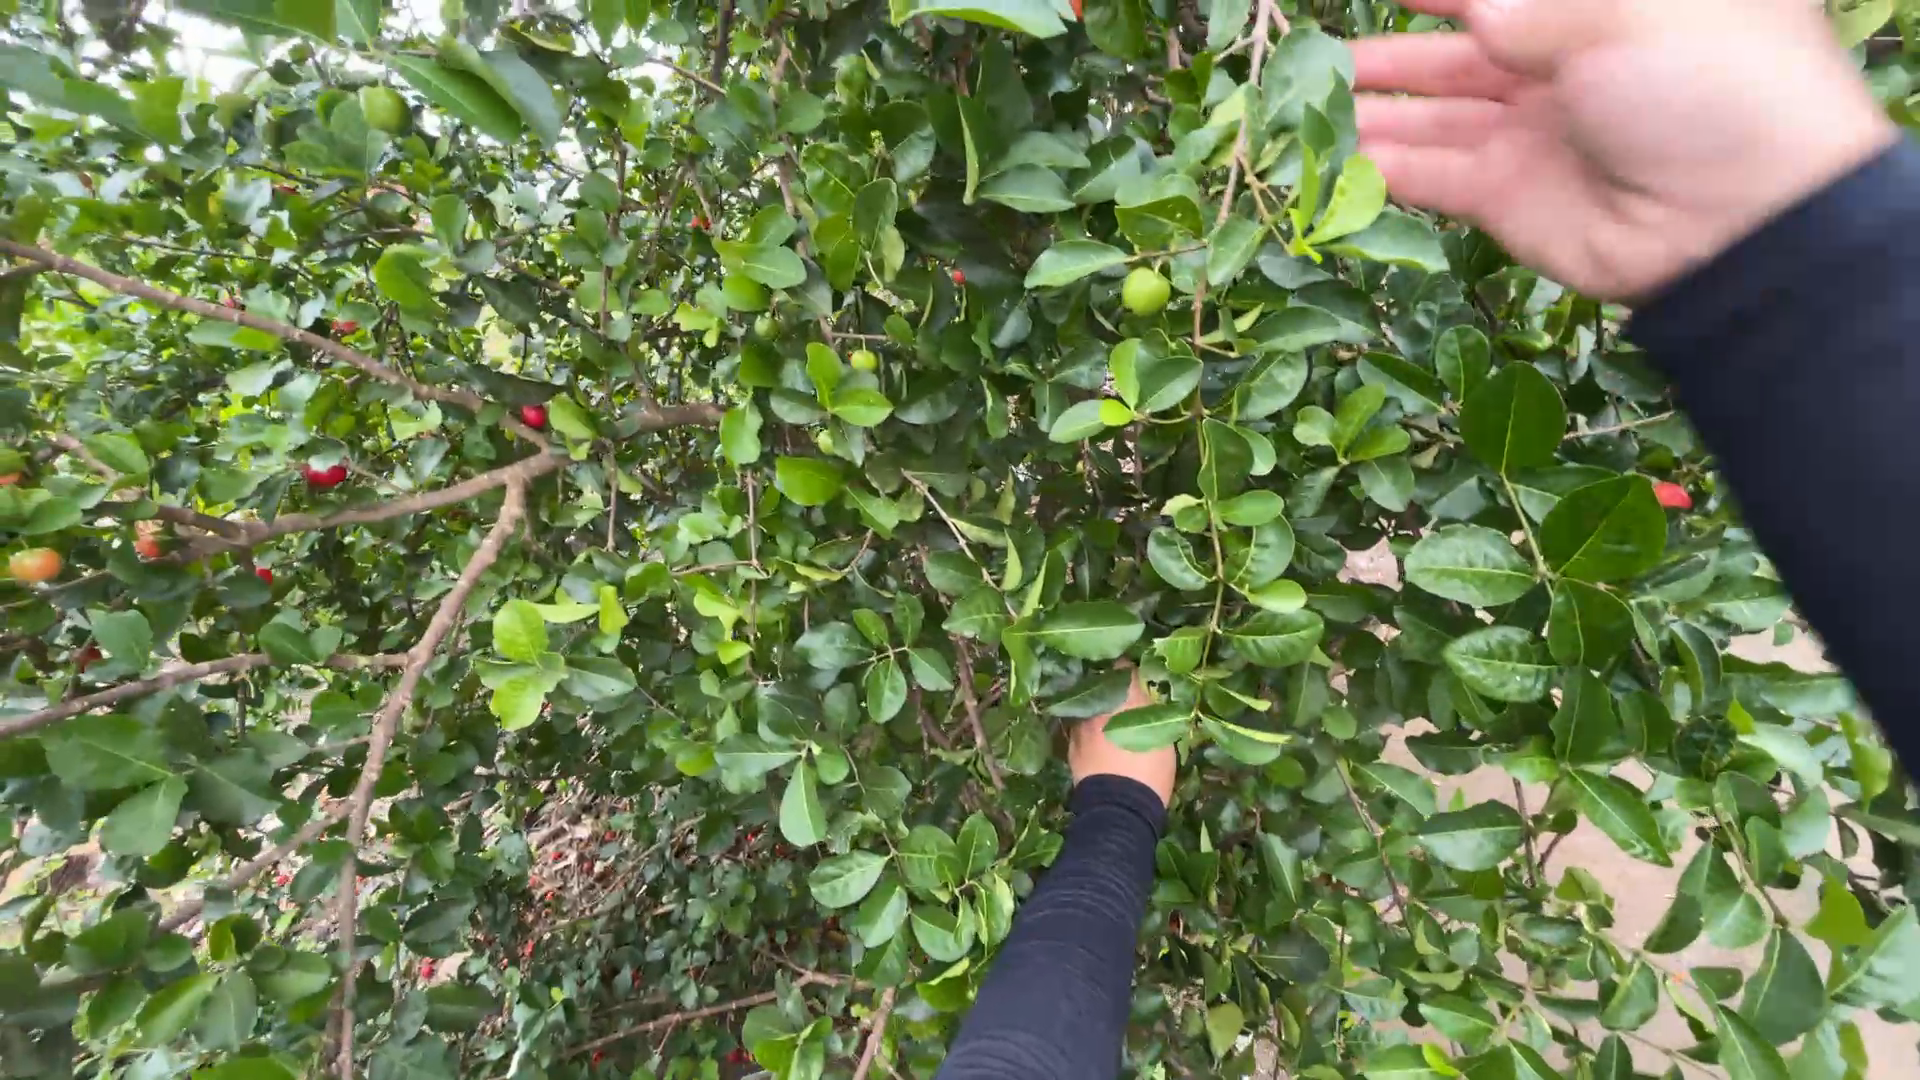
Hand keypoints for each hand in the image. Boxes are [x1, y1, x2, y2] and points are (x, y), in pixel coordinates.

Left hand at [1069, 671, 1175, 806]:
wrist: (1118, 808)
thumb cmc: (1150, 773)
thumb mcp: (1163, 740)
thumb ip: (1152, 714)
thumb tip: (1148, 702)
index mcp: (1124, 698)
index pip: (1124, 669)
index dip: (1130, 672)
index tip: (1136, 677)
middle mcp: (1098, 705)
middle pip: (1101, 684)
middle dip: (1111, 688)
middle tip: (1122, 697)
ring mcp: (1080, 723)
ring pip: (1087, 704)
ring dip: (1097, 707)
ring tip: (1107, 717)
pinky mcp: (1070, 743)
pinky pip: (1079, 726)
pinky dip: (1087, 727)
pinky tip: (1095, 737)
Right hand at [1352, 0, 1897, 299]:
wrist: (1727, 216)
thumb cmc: (1706, 87)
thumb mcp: (1628, 18)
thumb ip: (1536, 12)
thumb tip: (1475, 11)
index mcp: (1596, 16)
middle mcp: (1550, 74)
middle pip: (1450, 63)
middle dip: (1388, 62)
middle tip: (1324, 66)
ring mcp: (1518, 138)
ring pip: (1427, 122)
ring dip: (1372, 120)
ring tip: (1313, 119)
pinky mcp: (1495, 196)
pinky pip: (1427, 177)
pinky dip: (1384, 172)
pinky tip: (1339, 166)